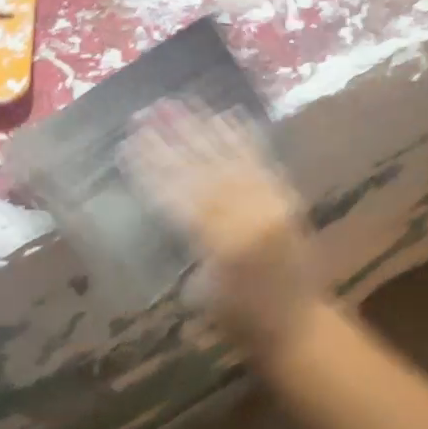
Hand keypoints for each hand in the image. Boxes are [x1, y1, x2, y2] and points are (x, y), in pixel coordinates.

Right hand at [124, 101, 321, 351]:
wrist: (298, 326)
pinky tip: (228, 114)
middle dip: (173, 138)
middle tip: (148, 112)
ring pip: (232, 157)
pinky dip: (244, 136)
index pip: (178, 196)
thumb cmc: (239, 321)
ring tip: (180, 102)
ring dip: (204, 127)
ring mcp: (271, 202)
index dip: (151, 168)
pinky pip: (264, 161)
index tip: (128, 142)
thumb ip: (189, 246)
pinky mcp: (286, 198)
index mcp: (220, 243)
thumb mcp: (201, 291)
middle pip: (203, 168)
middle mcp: (248, 215)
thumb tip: (171, 207)